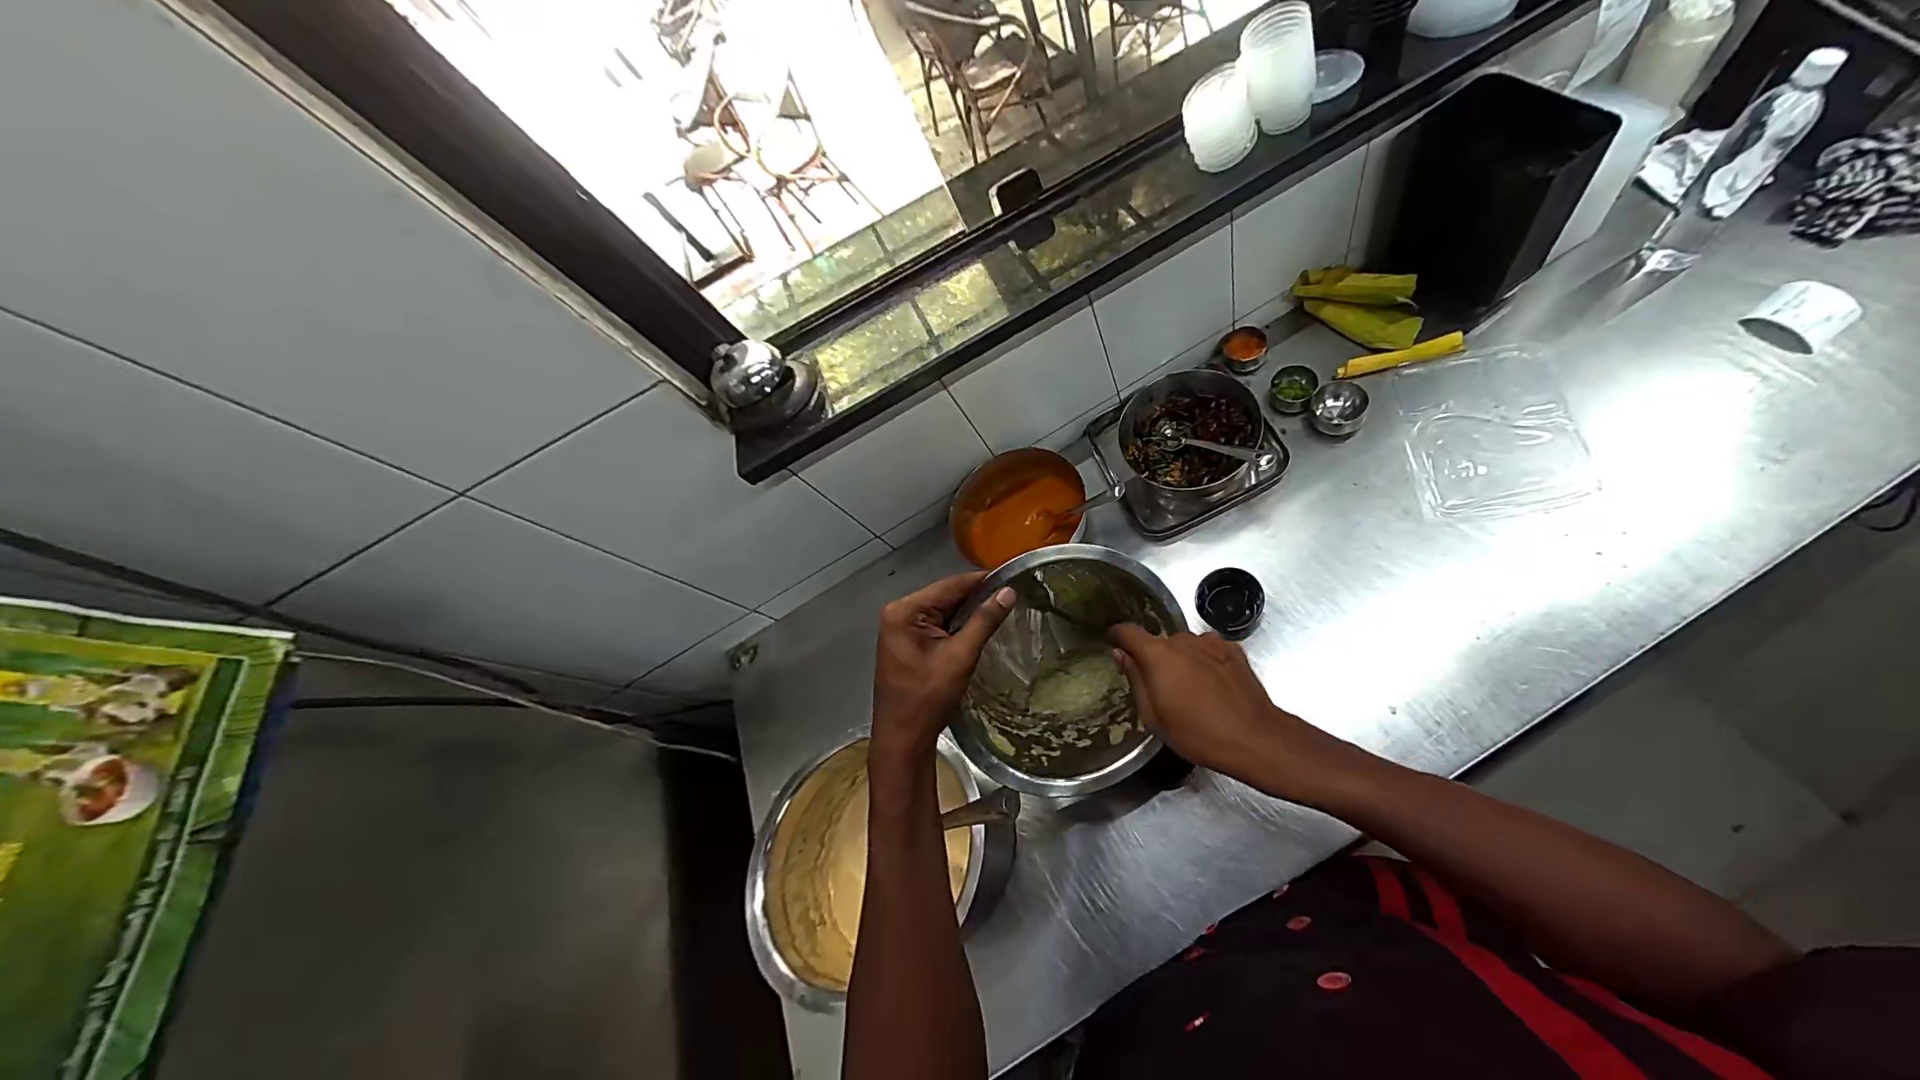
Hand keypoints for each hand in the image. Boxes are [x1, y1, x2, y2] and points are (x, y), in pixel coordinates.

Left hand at [871, 572, 1015, 767]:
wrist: (902, 738)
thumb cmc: (927, 699)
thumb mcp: (959, 657)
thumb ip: (984, 621)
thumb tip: (1008, 592)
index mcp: (905, 611)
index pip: (950, 585)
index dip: (982, 580)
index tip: (1012, 575)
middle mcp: (899, 613)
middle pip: (946, 596)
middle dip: (977, 596)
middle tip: (1014, 592)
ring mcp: (901, 628)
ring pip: (943, 611)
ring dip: (970, 612)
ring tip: (1004, 606)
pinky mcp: (907, 643)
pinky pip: (938, 626)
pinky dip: (958, 626)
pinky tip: (981, 626)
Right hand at [1108, 625, 1376, 805]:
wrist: (1255, 739)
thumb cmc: (1198, 734)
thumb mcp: (1154, 716)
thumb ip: (1135, 679)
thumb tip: (1122, 654)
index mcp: (1157, 654)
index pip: (1128, 631)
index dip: (1118, 636)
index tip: (1114, 643)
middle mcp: (1183, 641)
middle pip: (1159, 641)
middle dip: (1154, 657)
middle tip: (1159, 686)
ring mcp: (1211, 643)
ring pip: (1185, 645)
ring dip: (1181, 660)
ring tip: (1189, 690)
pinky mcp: (1233, 650)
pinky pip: (1208, 650)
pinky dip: (1204, 662)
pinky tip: (1211, 687)